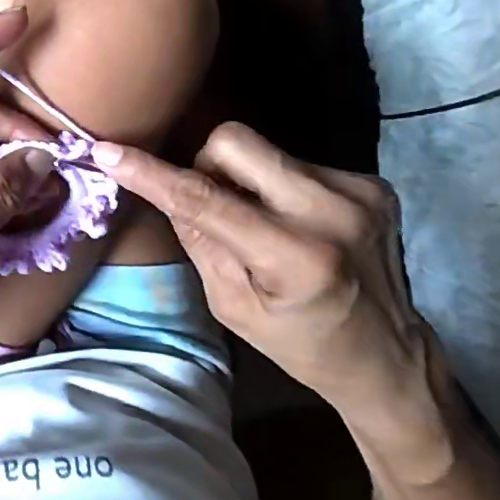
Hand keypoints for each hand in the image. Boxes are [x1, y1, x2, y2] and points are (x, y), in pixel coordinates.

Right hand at [94, 123, 445, 429]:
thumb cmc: (300, 343)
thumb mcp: (231, 305)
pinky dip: (274, 186)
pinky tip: (291, 223)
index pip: (204, 199)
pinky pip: (291, 161)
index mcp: (296, 257)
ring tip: (260, 224)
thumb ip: (200, 239)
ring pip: (263, 149)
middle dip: (206, 164)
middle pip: (235, 141)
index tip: (109, 152)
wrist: (391, 357)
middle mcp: (333, 211)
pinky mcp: (370, 182)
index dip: (151, 174)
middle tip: (211, 205)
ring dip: (243, 180)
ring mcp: (358, 190)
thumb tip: (168, 188)